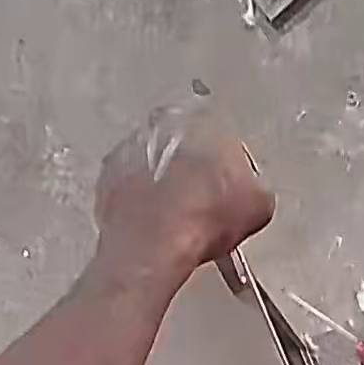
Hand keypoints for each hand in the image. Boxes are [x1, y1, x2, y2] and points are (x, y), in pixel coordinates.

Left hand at [93, 102, 275, 283]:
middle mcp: (158, 127)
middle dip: (194, 175)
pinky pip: (130, 192)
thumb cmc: (206, 217)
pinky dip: (143, 206)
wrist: (156, 243)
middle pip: (184, 151)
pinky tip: (158, 229)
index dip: (230, 171)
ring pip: (155, 168)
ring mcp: (127, 152)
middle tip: (206, 207)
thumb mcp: (258, 206)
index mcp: (200, 121)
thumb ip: (256, 191)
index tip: (232, 194)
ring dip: (166, 189)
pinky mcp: (106, 183)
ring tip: (181, 223)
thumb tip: (253, 197)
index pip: (222, 140)